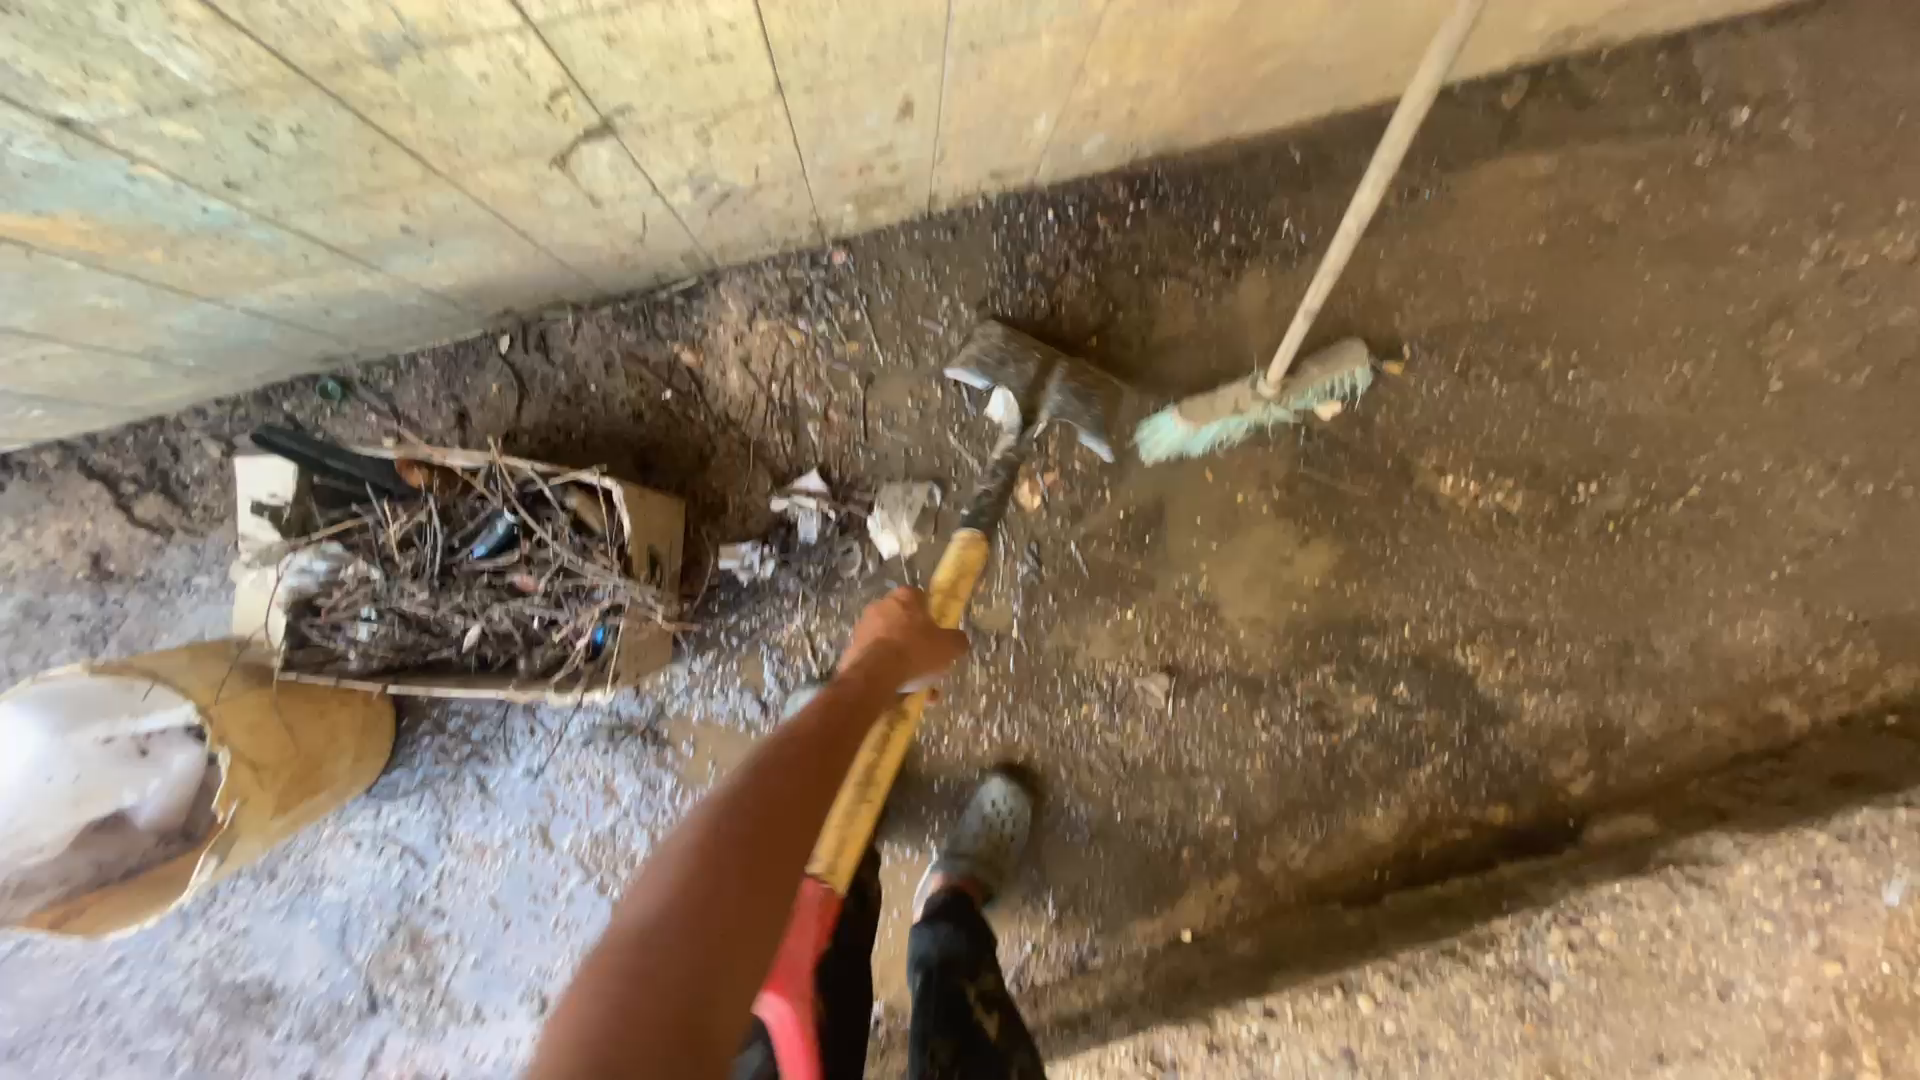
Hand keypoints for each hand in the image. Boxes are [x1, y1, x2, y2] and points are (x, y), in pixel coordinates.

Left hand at [839, 587, 968, 689]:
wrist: (874, 675)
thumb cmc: (915, 651)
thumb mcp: (949, 647)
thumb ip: (958, 640)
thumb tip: (958, 641)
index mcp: (905, 597)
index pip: (921, 598)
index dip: (931, 616)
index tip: (937, 635)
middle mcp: (881, 606)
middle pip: (904, 623)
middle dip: (917, 643)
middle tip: (929, 664)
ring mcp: (863, 628)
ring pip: (891, 645)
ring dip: (904, 663)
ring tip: (918, 688)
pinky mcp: (852, 649)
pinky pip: (877, 661)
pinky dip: (888, 674)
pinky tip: (901, 694)